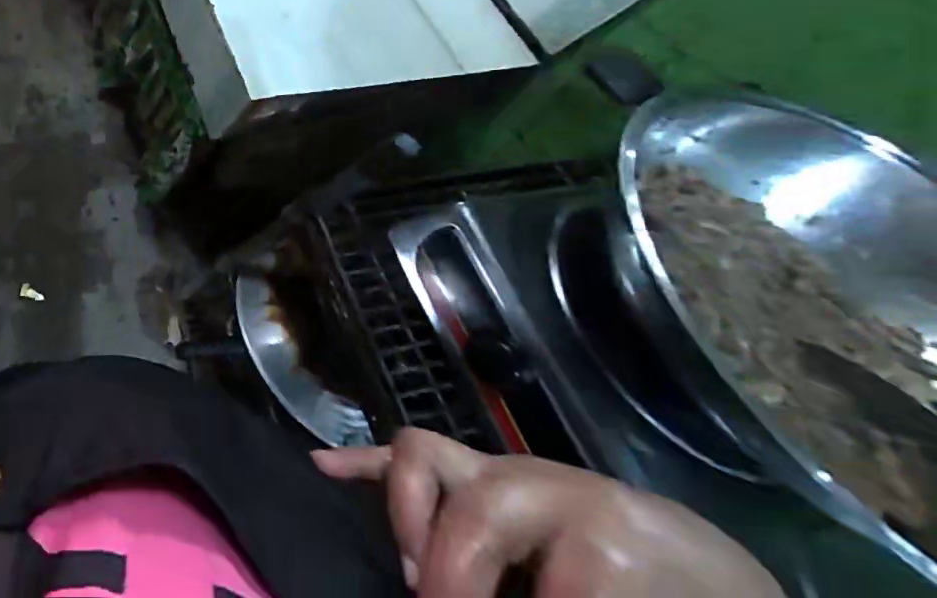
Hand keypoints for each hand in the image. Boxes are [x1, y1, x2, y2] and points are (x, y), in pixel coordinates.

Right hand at [313, 429, 782, 597]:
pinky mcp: (476, 471)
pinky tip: (324, 469)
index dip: (518, 597)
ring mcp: (502, 468)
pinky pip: (406, 456)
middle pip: (478, 508)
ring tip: (414, 575)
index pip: (569, 578)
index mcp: (620, 538)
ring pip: (425, 454)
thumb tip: (497, 589)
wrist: (712, 571)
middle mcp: (548, 484)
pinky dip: (364, 464)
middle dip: (454, 570)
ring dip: (405, 511)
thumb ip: (583, 593)